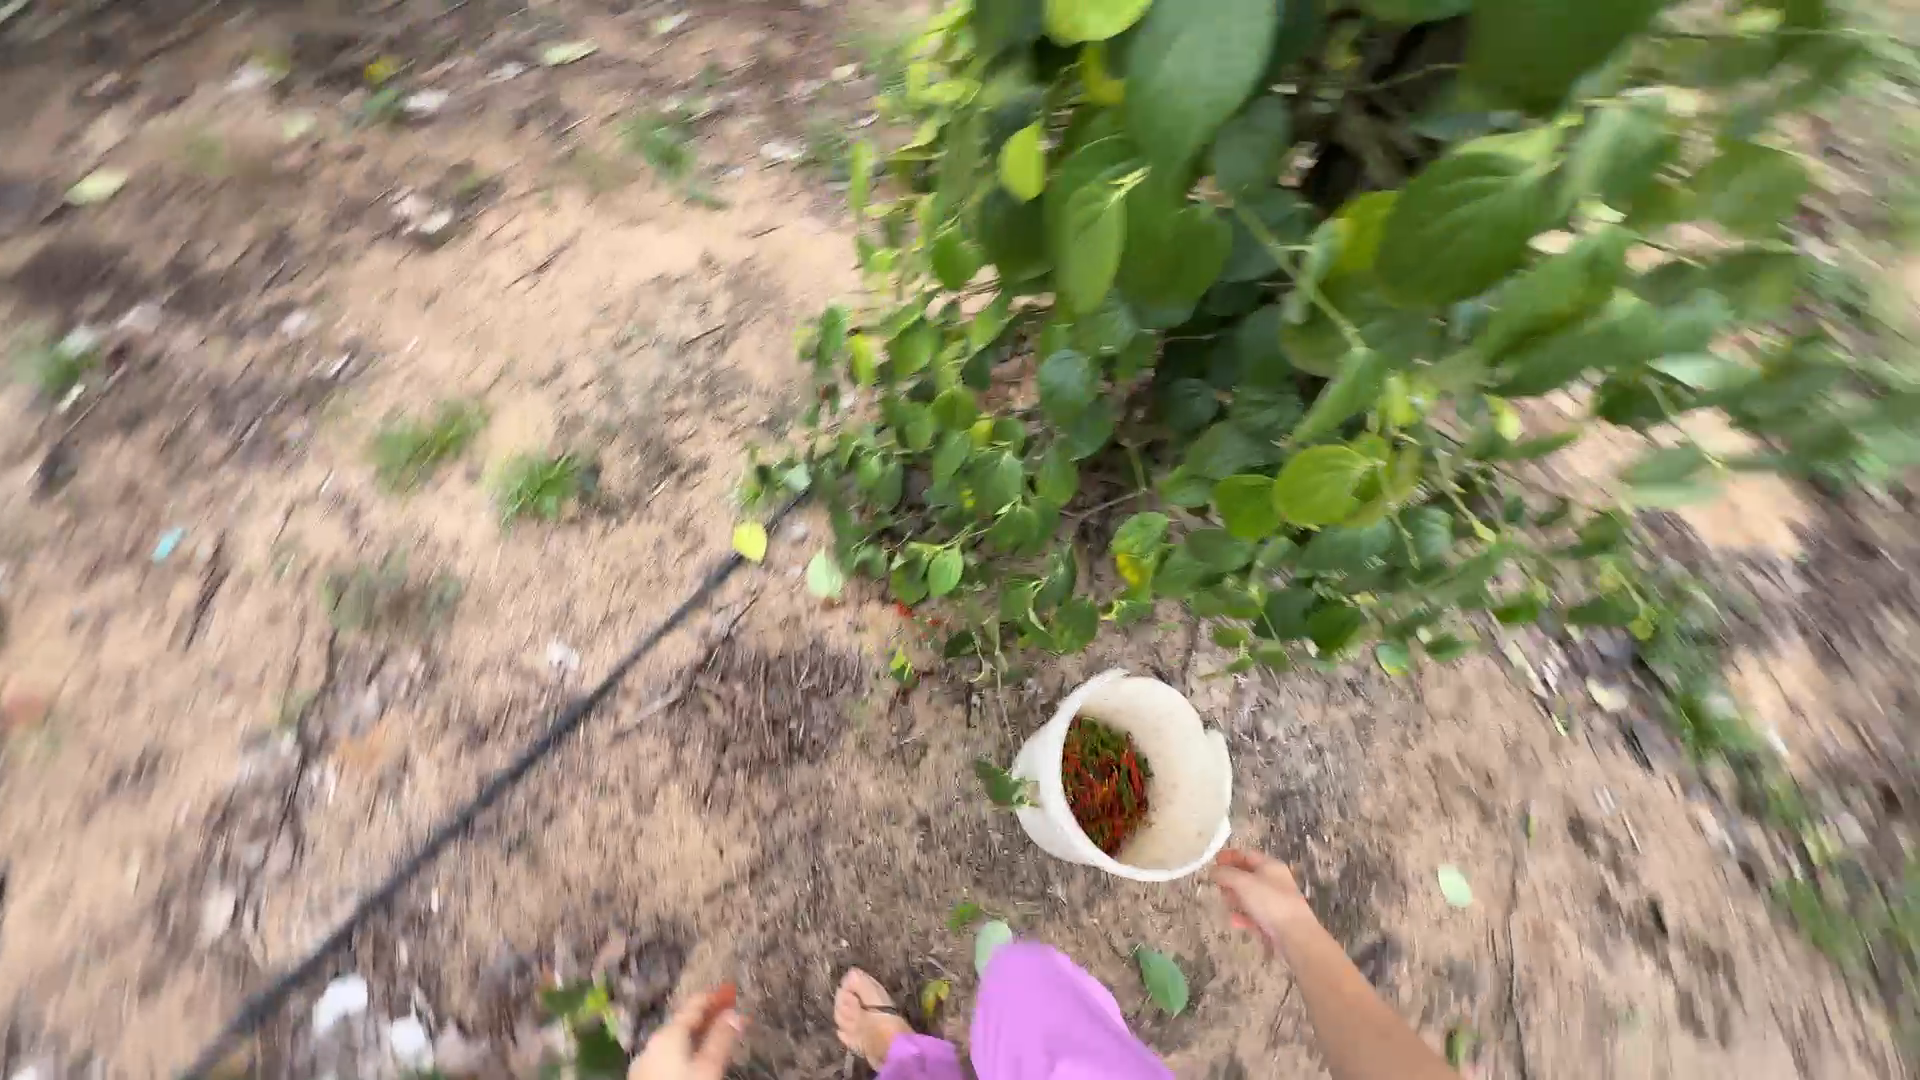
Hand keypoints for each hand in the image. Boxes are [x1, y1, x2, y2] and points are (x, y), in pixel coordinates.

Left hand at [628, 986, 744, 1079]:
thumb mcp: (709, 1068)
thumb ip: (722, 1038)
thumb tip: (735, 1013)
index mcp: (667, 1035)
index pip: (695, 1004)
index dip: (716, 996)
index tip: (734, 991)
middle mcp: (651, 1044)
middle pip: (684, 1022)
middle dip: (708, 1016)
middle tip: (730, 1013)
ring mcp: (644, 1065)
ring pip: (676, 1041)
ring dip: (698, 1035)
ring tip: (718, 1035)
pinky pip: (668, 1057)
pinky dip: (686, 1051)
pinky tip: (696, 1060)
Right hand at [1212, 849, 1315, 951]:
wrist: (1296, 936)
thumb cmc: (1269, 902)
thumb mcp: (1242, 882)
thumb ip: (1224, 873)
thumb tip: (1213, 871)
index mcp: (1270, 865)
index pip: (1245, 854)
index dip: (1228, 856)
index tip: (1213, 863)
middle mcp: (1274, 880)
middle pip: (1246, 875)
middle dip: (1230, 881)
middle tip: (1219, 887)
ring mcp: (1276, 901)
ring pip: (1249, 895)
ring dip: (1235, 899)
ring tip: (1227, 905)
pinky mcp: (1276, 920)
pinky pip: (1255, 914)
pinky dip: (1244, 916)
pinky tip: (1235, 921)